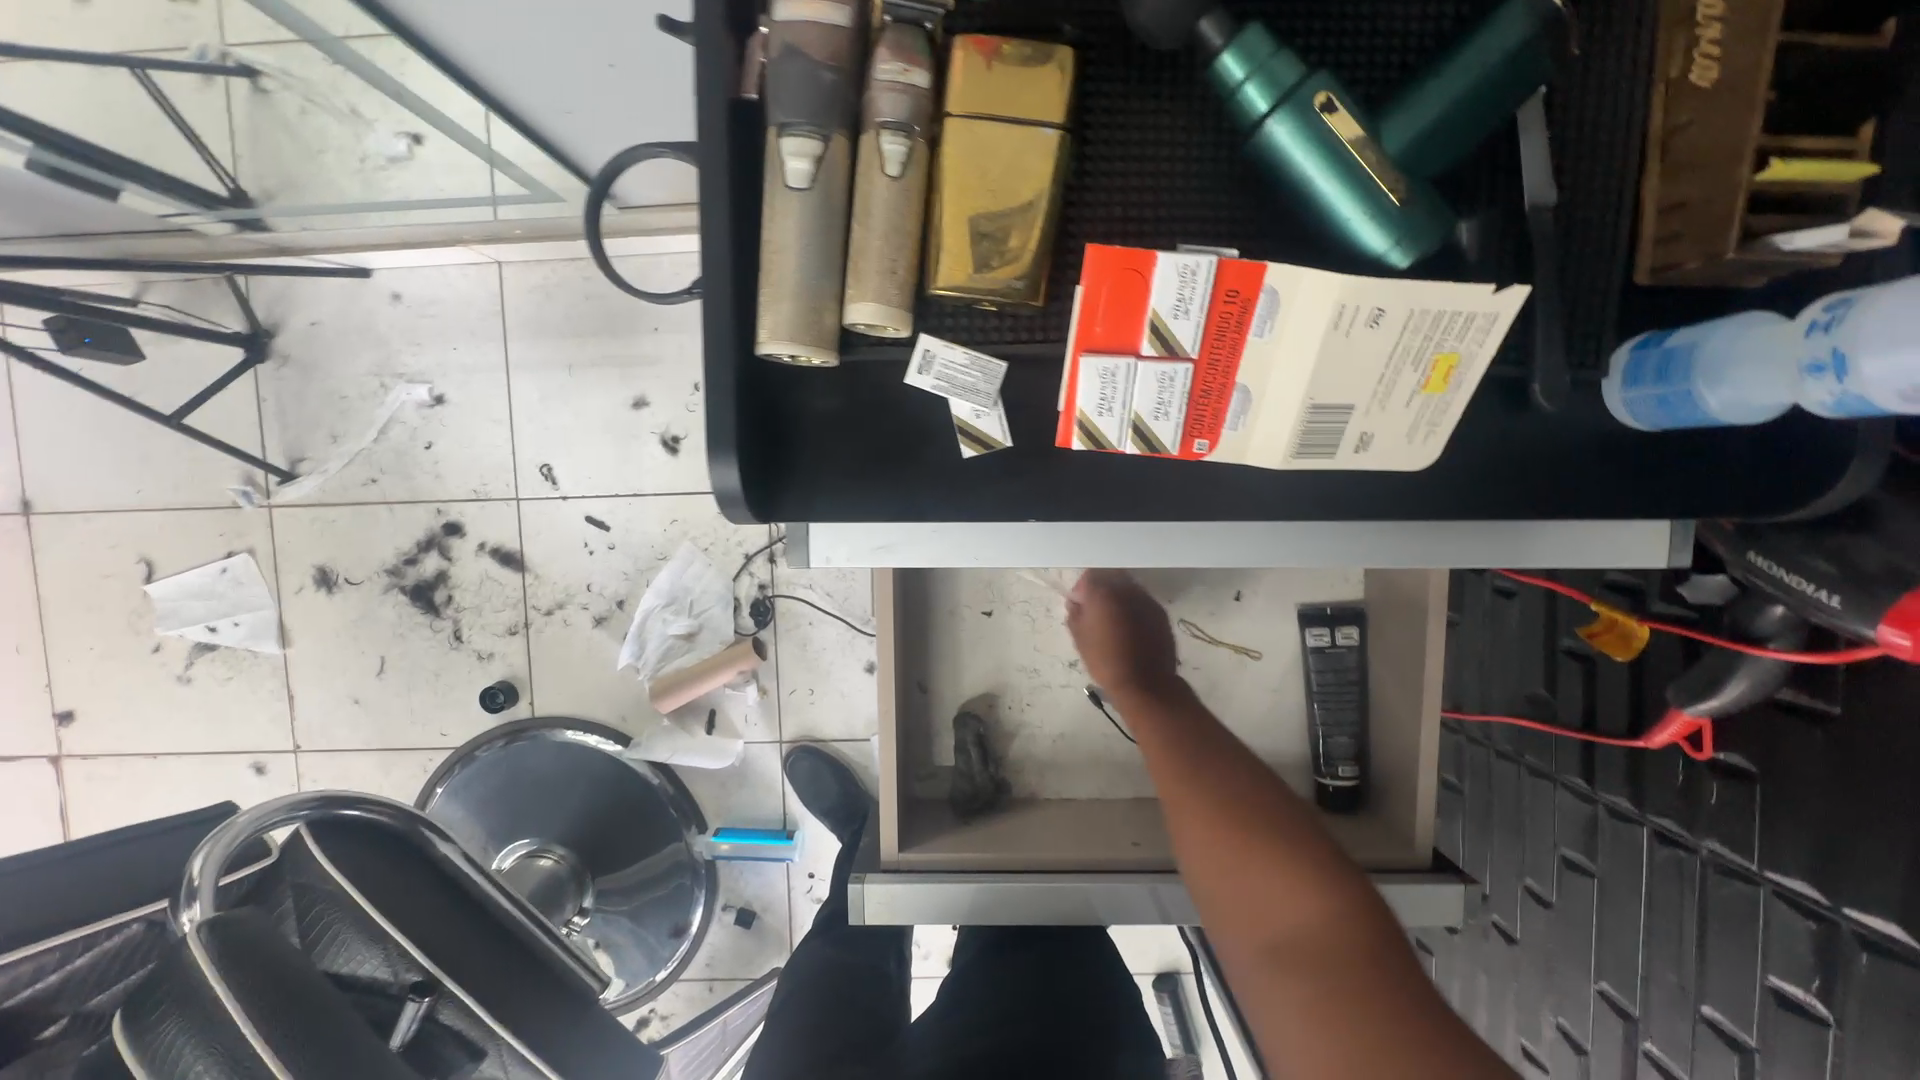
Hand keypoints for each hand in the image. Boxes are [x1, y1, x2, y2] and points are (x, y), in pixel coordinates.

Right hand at [1066, 570, 1182, 706]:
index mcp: (1103, 594)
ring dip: (1118, 595)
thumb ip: (1075, 614)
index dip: (1082, 587)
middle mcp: (1127, 590)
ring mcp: (1147, 600)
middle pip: (1111, 575)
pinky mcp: (1160, 612)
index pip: (1089, 575)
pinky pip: (1142, 600)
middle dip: (1101, 586)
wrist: (1145, 683)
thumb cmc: (1106, 662)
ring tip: (1114, 619)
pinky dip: (1133, 606)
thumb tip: (1076, 603)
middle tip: (1096, 608)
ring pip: (1128, 586)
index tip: (1080, 604)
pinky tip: (1130, 627)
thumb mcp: (1080, 640)